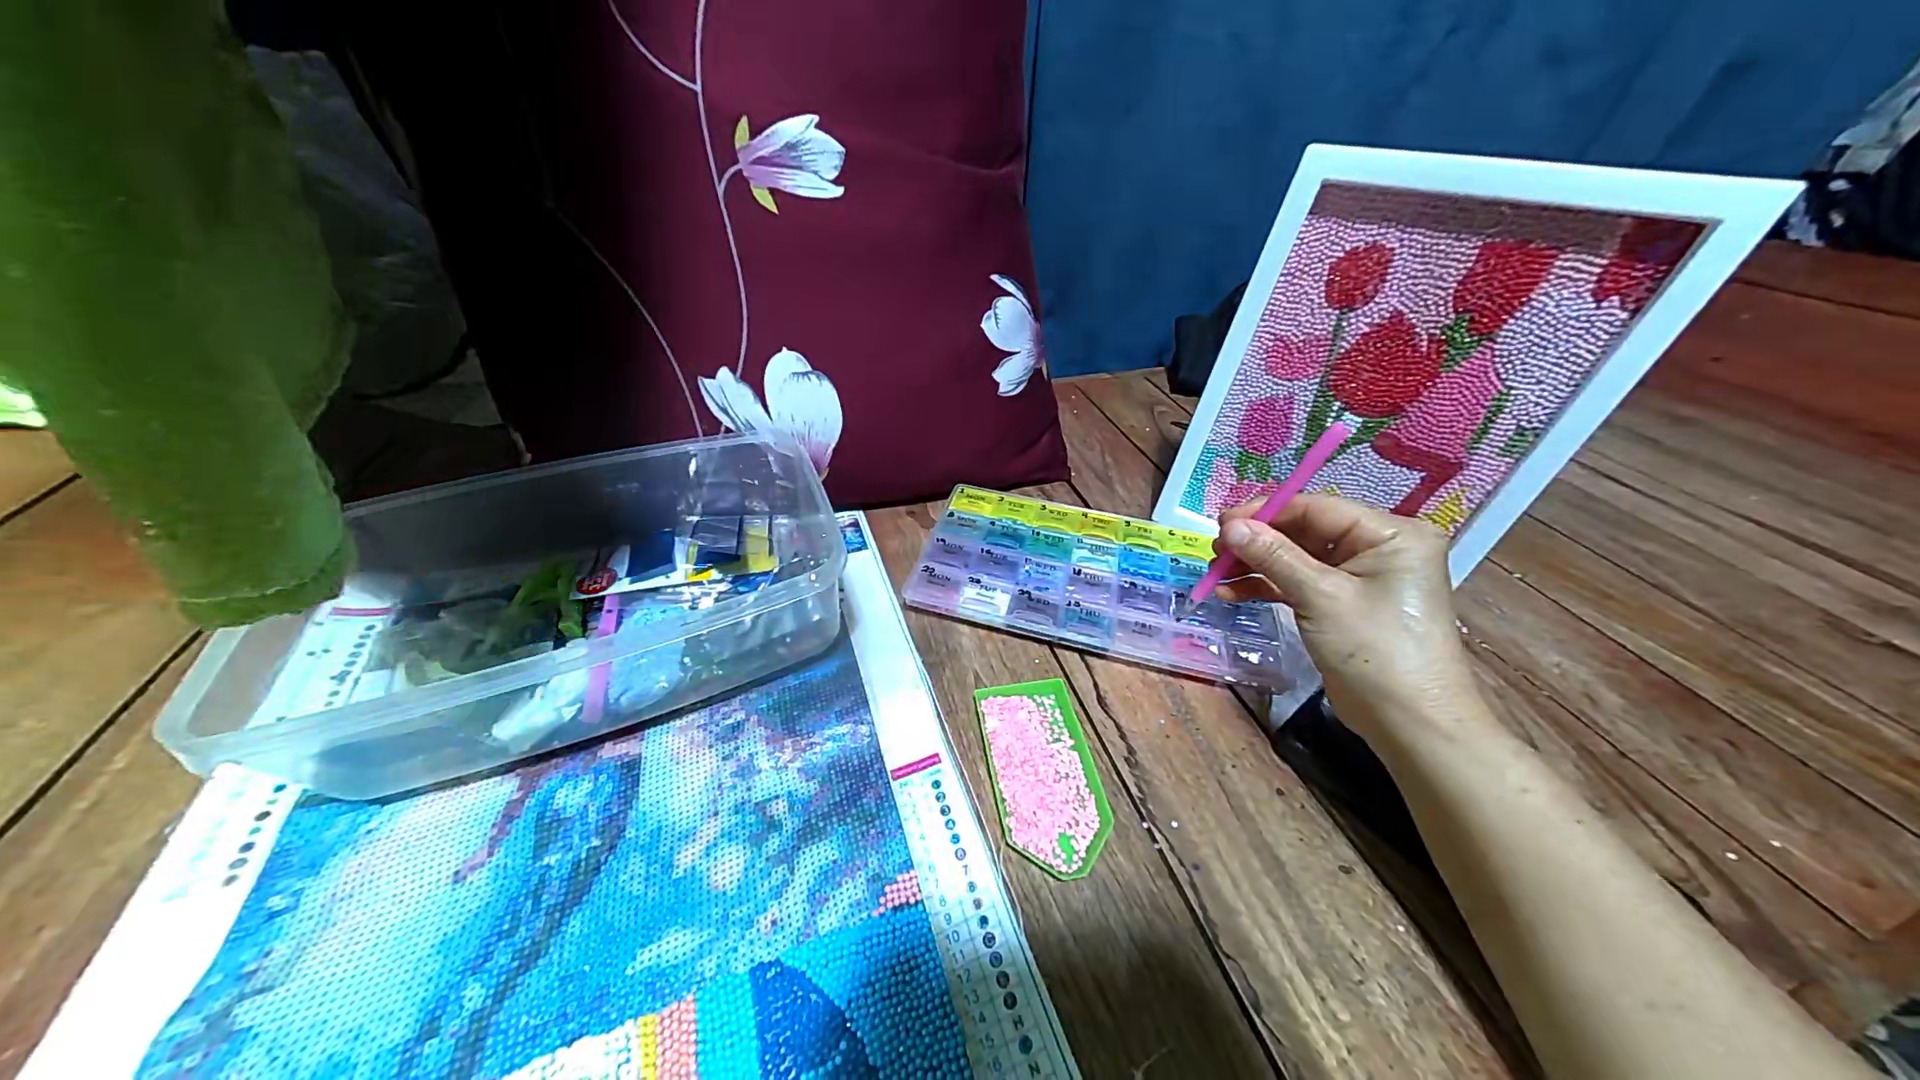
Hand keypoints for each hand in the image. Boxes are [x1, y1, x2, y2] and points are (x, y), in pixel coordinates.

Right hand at [1213, 494, 1476, 736]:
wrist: (1410, 723)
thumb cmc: (1376, 650)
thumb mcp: (1321, 596)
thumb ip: (1274, 556)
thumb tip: (1229, 526)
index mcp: (1390, 534)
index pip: (1316, 508)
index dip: (1266, 513)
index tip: (1221, 523)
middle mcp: (1378, 548)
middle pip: (1304, 531)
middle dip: (1257, 542)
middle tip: (1215, 551)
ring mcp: (1360, 577)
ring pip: (1296, 558)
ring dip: (1255, 565)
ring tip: (1216, 575)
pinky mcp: (1343, 604)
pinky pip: (1299, 583)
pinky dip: (1267, 587)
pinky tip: (1231, 593)